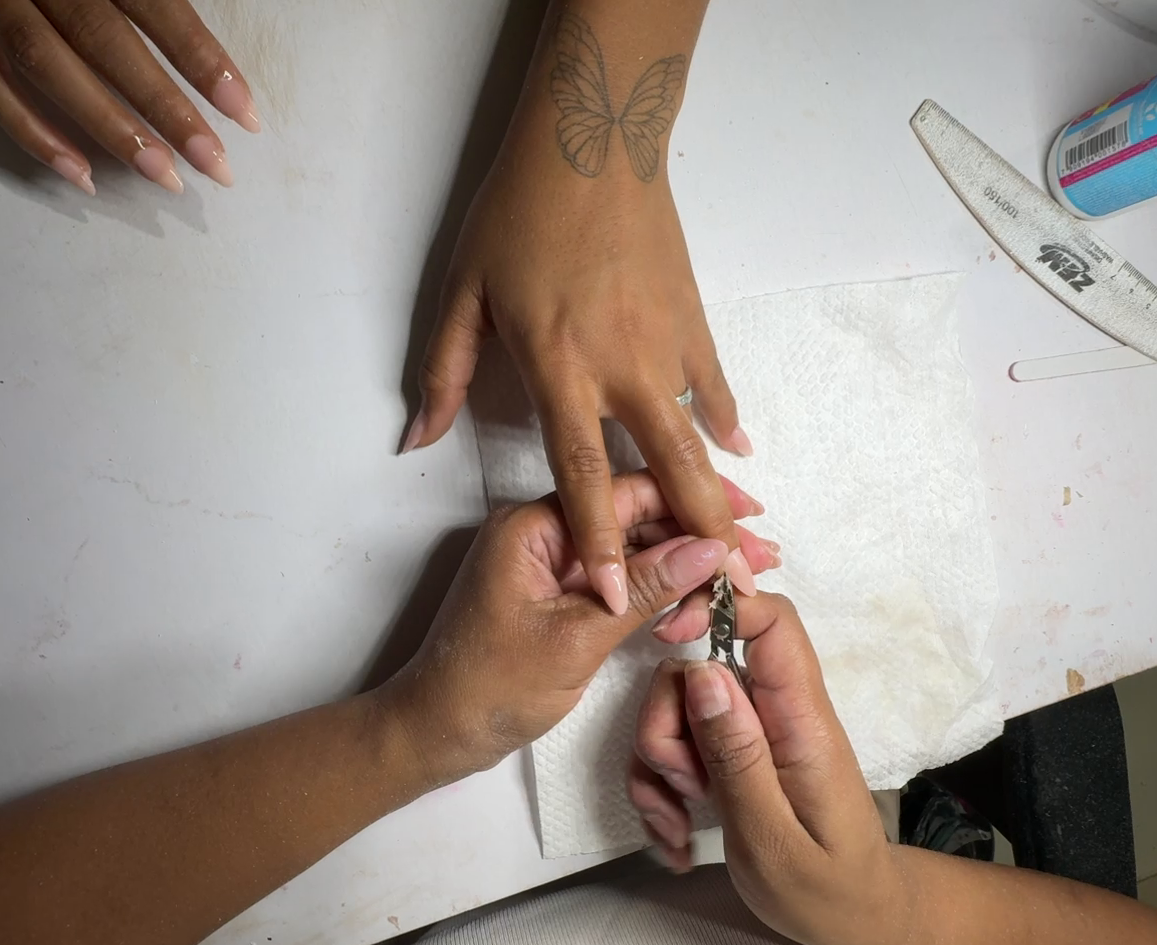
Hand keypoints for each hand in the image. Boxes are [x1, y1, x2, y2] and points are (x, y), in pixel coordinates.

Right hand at [0, 0, 259, 193]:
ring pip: (46, 63)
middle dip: (167, 108)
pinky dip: (28, 129)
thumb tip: (181, 23)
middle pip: (104, 38)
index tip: (244, 114)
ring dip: (110, 128)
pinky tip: (80, 176)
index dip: (200, 58)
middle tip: (215, 167)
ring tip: (165, 179)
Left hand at [381, 472, 779, 784]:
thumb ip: (644, 588)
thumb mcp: (576, 637)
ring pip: (627, 548)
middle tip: (764, 554)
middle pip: (631, 518)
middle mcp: (541, 530)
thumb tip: (711, 549)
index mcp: (533, 525)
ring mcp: (548, 561)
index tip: (750, 521)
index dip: (692, 507)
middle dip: (696, 536)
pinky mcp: (554, 590)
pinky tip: (697, 593)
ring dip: (682, 562)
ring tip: (746, 574)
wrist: (439, 730)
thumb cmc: (494, 687)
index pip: (625, 494)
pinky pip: (612, 576)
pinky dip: (653, 586)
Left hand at [405, 23, 751, 617]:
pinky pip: (712, 383)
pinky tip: (738, 447)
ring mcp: (665, 345)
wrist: (593, 138)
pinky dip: (725, 417)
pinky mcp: (693, 319)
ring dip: (720, 487)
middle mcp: (619, 369)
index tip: (616, 595)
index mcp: (558, 370)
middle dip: (694, 530)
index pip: (580, 475)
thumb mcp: (462, 294)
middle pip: (663, 466)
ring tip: (742, 533)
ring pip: (697, 434)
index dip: (599, 541)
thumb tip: (415, 440)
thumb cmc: (520, 215)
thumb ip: (441, 376)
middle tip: (719, 581)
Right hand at [627, 594, 913, 944]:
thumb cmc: (829, 891)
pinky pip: (668, 751)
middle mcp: (769, 712)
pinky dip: (659, 792)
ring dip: (659, 769)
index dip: (716, 606)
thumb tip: (702, 673)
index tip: (668, 633)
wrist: (856, 925)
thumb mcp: (775, 839)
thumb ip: (738, 755)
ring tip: (684, 824)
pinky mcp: (721, 756)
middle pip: (692, 672)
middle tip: (687, 789)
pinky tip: (677, 837)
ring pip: (670, 712)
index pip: (771, 622)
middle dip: (664, 727)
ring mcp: (742, 733)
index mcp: (800, 719)